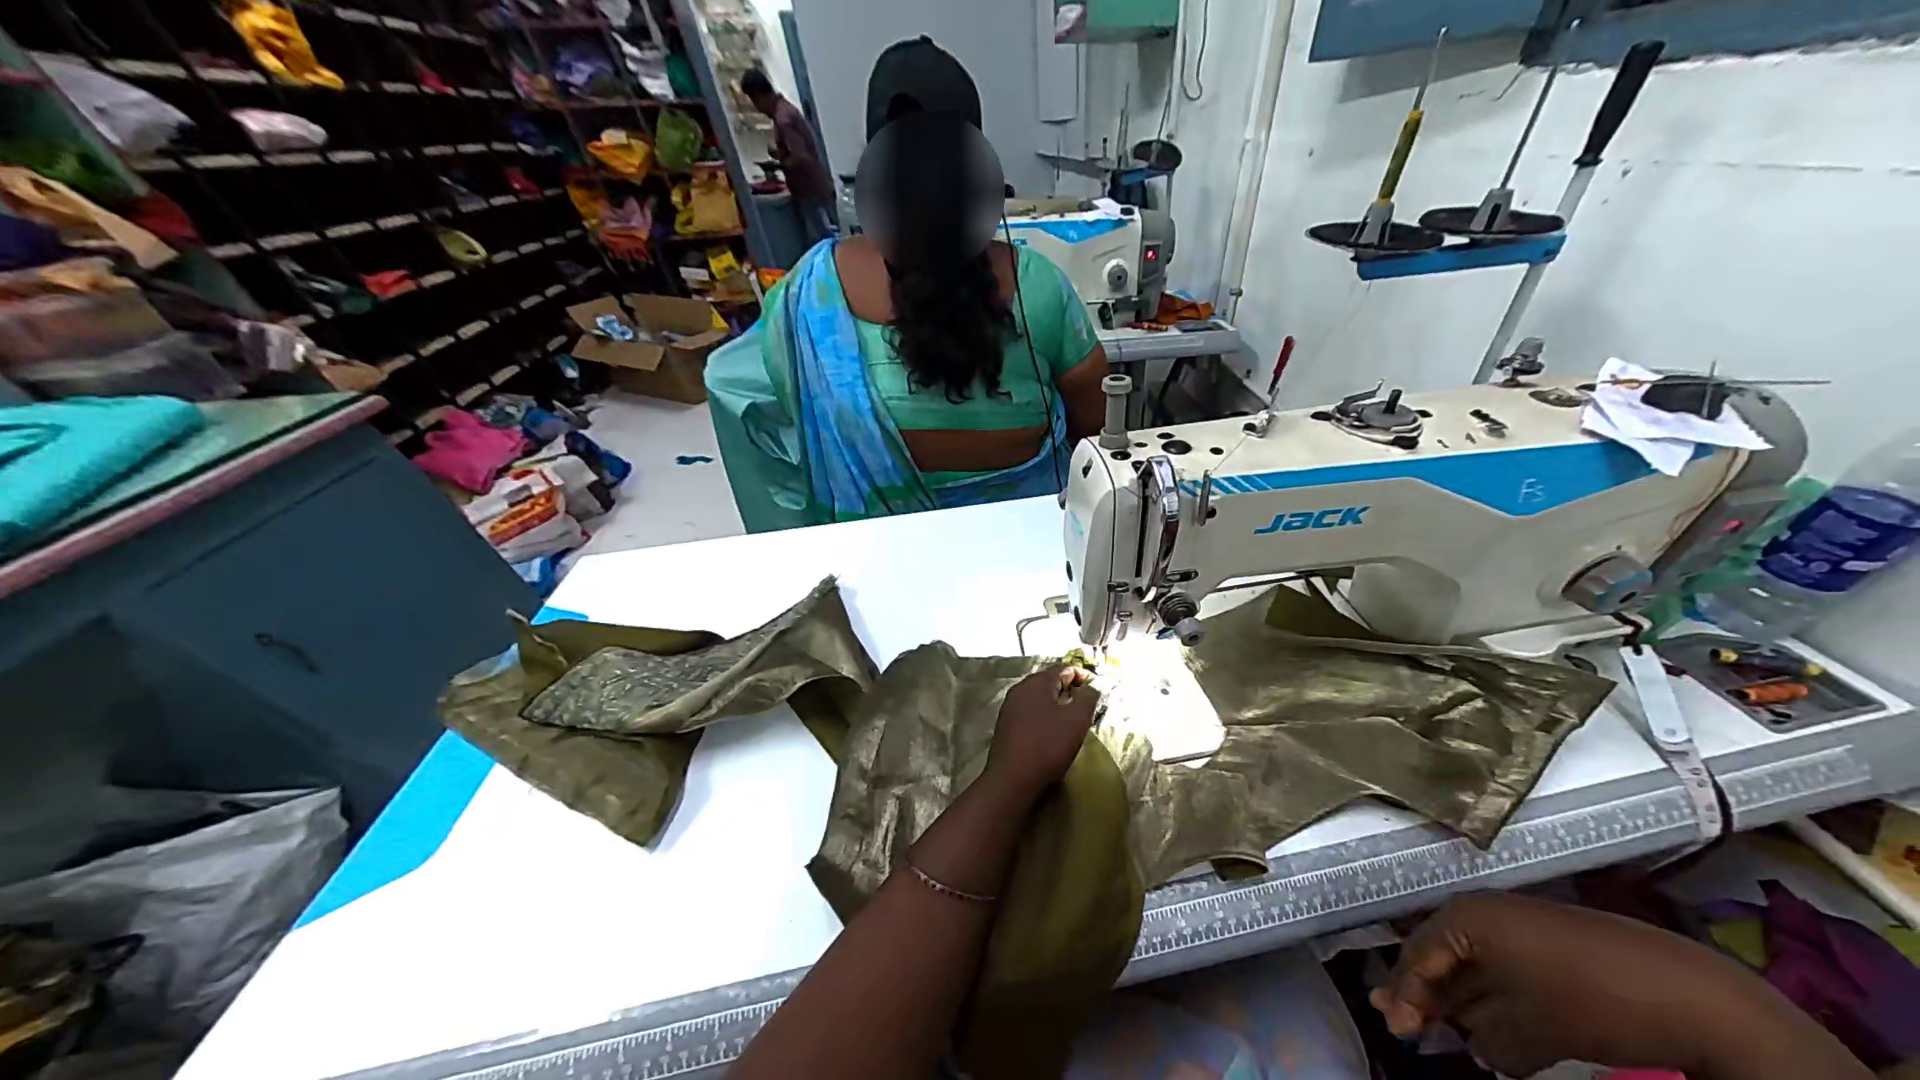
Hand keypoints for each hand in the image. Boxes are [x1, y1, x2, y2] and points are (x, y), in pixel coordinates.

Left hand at [983, 666, 1097, 800]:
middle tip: (1087, 705)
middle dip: (1070, 690)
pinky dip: (1044, 716)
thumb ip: (1088, 697)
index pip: (1064, 668)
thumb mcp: (1077, 719)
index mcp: (1037, 682)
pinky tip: (1051, 732)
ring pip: (1039, 698)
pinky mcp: (1005, 725)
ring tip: (1072, 720)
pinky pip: (1030, 712)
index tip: (1098, 690)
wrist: (1012, 777)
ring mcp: (1010, 707)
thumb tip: (1091, 686)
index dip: (1083, 676)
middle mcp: (1020, 689)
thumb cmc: (1048, 744)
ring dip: (1057, 704)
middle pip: (1050, 682)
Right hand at [1371, 892, 1870, 1079]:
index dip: (1404, 995)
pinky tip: (1487, 1020)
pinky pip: (1501, 966)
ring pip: (1471, 962)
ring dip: (1456, 996)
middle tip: (1400, 1019)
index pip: (1418, 956)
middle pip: (1439, 954)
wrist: (1694, 993)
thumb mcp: (1533, 1031)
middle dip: (1422, 990)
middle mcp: (1483, 912)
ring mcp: (1518, 924)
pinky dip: (1488, 993)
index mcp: (1466, 919)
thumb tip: (1479, 1048)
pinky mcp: (1548, 941)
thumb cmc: (1593, 1000)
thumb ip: (1490, 1041)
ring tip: (1438, 1022)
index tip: (1396, 1030)